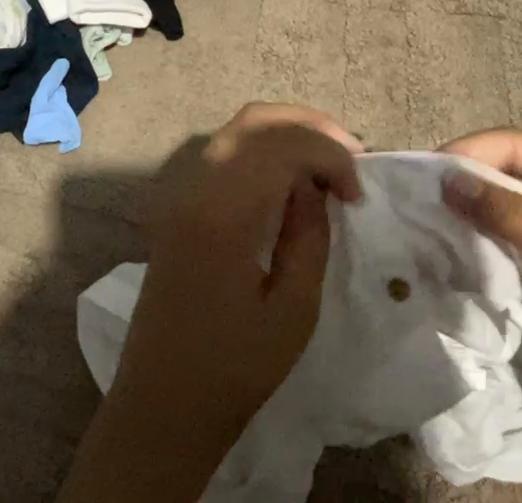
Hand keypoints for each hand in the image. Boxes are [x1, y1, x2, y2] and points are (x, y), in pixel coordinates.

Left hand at [125, 102, 362, 421]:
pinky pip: (222, 155)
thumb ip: (309, 235)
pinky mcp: (175, 207)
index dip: (330, 155)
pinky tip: (289, 182)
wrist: (162, 401)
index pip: (284, 144)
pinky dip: (261, 152)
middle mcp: (195, 186)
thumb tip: (315, 188)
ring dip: (286, 136)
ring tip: (327, 167)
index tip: (359, 194)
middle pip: (256, 121)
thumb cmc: (234, 367)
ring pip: (236, 132)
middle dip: (310, 128)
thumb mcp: (294, 308)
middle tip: (352, 159)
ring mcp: (179, 193)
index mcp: (223, 210)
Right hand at [439, 129, 521, 502]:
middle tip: (412, 211)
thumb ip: (516, 218)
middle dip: (464, 191)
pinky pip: (519, 260)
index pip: (516, 146)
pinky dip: (489, 262)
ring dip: (473, 229)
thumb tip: (447, 179)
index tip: (419, 177)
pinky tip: (456, 271)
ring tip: (423, 240)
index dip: (468, 153)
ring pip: (509, 223)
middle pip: (509, 181)